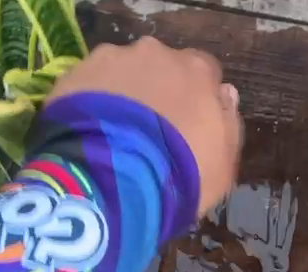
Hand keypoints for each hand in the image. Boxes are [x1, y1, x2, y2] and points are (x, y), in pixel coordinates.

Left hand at [48, 38, 242, 215]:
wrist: (117, 180)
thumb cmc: (181, 177)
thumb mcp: (222, 166)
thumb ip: (229, 128)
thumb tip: (226, 96)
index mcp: (199, 73)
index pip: (205, 76)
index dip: (196, 103)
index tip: (187, 131)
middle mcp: (158, 55)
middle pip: (162, 70)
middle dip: (157, 97)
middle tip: (148, 138)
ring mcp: (114, 60)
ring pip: (123, 75)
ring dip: (123, 99)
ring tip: (115, 140)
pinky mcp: (78, 74)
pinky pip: (89, 87)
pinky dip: (92, 106)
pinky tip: (91, 137)